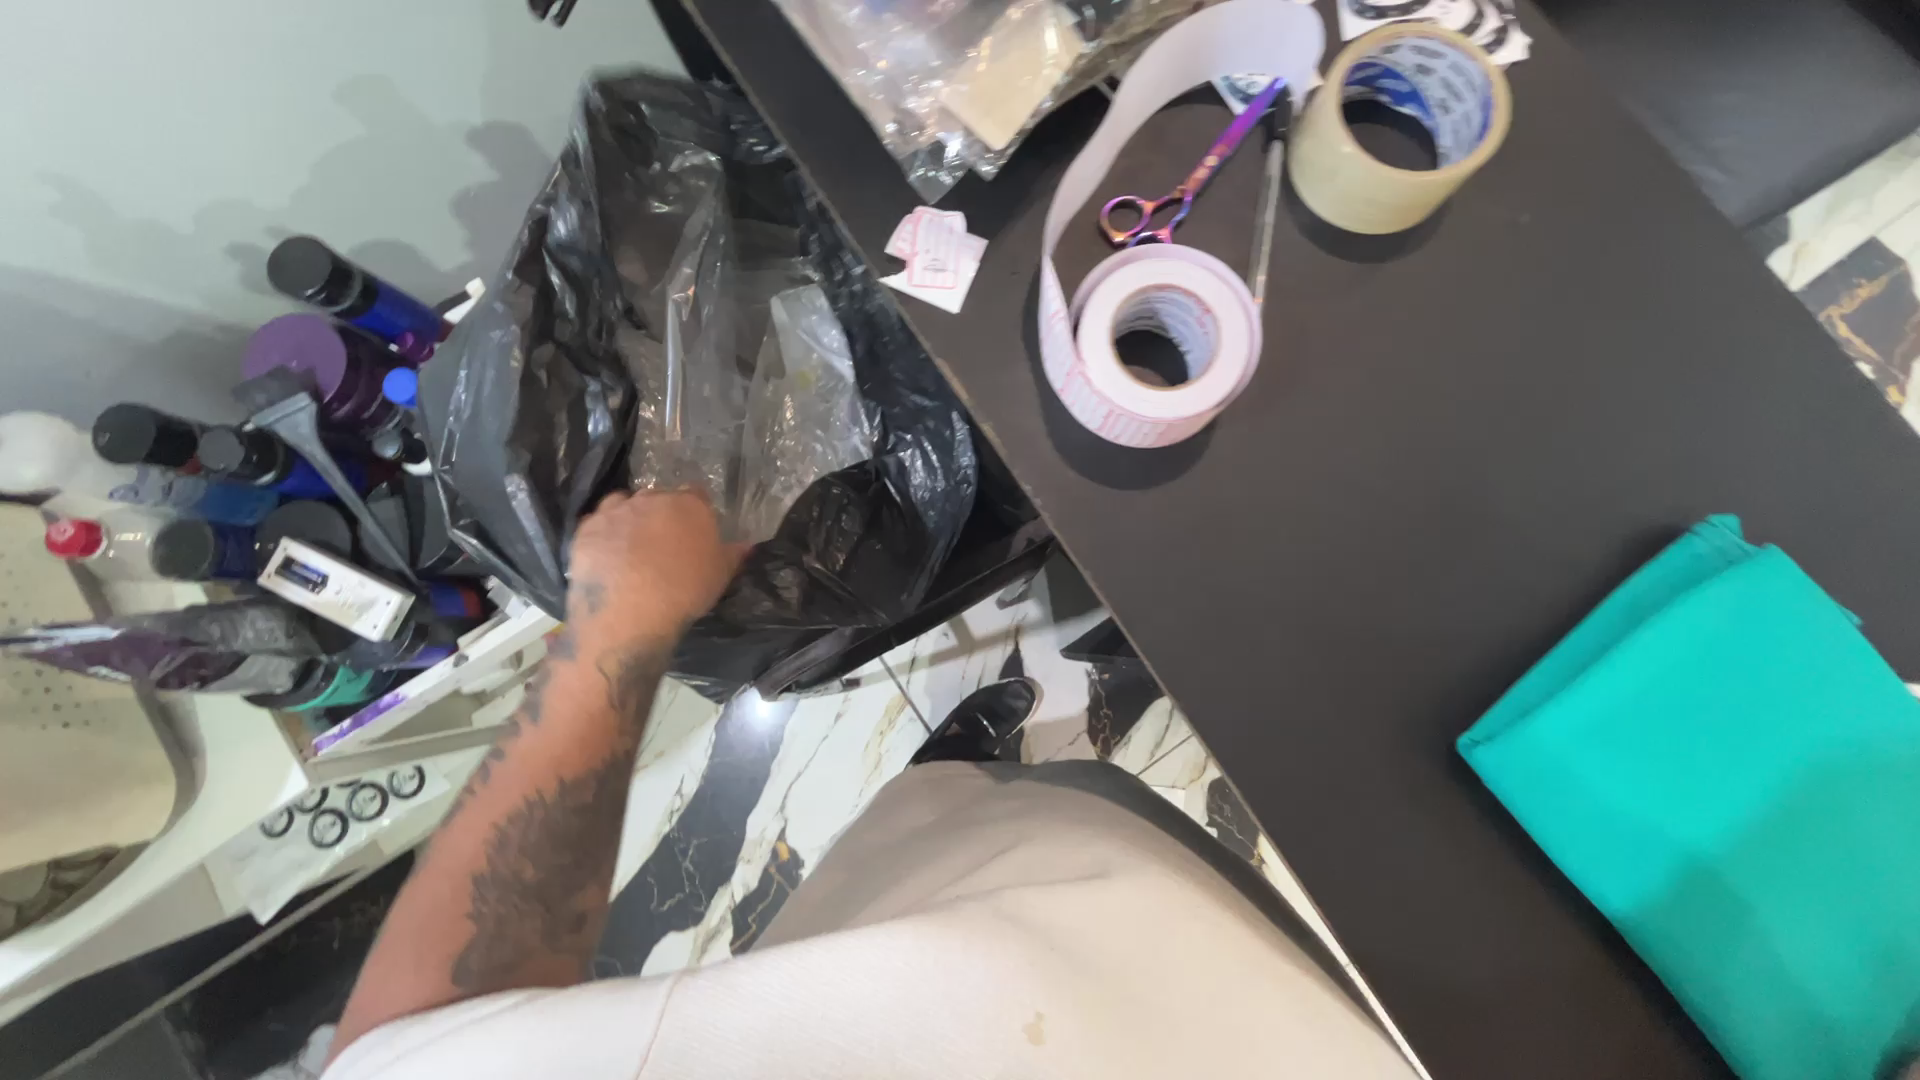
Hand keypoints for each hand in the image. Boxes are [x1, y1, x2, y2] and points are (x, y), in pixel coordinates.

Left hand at [564, 490, 744, 654]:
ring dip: (630, 516)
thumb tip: (747, 544)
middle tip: (664, 540)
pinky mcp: (586, 529)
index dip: (696, 511)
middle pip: (658, 496)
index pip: (696, 494)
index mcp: (689, 505)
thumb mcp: (720, 575)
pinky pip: (597, 522)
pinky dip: (604, 532)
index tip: (695, 530)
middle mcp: (651, 499)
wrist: (630, 613)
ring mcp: (615, 511)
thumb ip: (733, 554)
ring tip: (632, 544)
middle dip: (662, 512)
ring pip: (624, 503)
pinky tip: (608, 552)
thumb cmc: (685, 591)